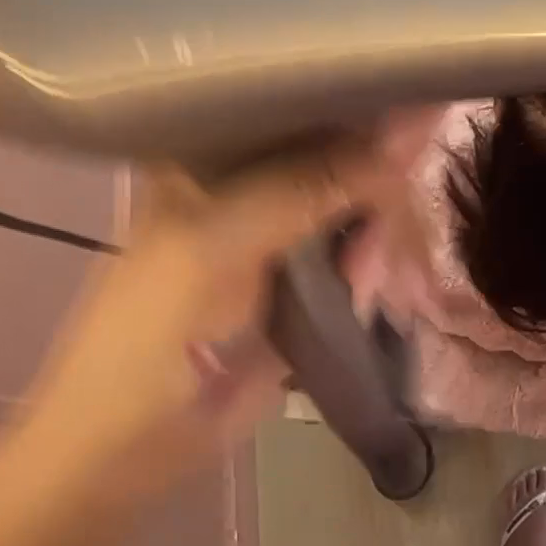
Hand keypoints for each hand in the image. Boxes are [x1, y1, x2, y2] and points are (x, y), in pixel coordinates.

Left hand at [17, 112, 439, 498]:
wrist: (131, 447)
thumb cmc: (151, 331)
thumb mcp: (224, 241)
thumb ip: (312, 183)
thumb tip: (411, 131)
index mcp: (206, 151)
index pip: (294, 98)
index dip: (353, 99)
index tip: (413, 107)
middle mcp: (247, 176)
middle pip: (339, 147)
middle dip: (371, 183)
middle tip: (377, 226)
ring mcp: (280, 225)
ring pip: (357, 196)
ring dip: (371, 233)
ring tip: (362, 276)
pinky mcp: (306, 269)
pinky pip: (359, 242)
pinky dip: (369, 260)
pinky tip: (363, 284)